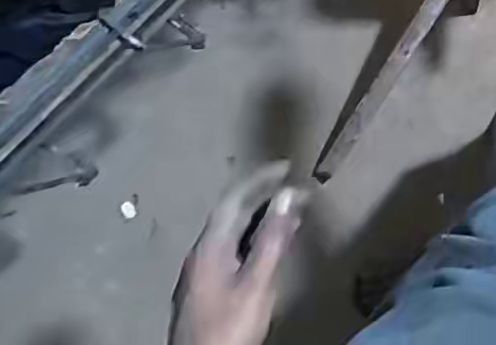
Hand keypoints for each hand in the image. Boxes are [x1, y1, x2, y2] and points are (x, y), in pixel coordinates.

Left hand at [171, 162, 307, 344]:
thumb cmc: (229, 330)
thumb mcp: (257, 283)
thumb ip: (272, 237)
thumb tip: (287, 194)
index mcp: (208, 249)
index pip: (234, 200)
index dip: (260, 179)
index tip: (288, 167)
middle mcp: (199, 258)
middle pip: (233, 216)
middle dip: (265, 199)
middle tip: (296, 192)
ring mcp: (199, 278)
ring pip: (233, 236)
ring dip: (262, 221)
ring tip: (292, 216)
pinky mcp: (205, 295)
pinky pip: (232, 252)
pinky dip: (255, 241)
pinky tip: (272, 250)